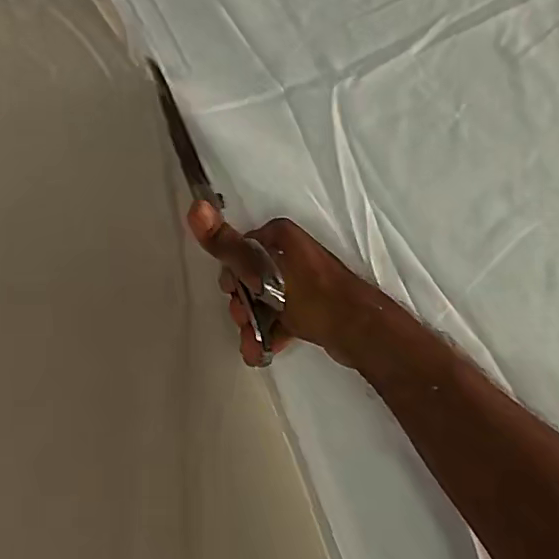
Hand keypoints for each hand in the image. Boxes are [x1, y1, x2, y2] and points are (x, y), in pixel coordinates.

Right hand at [187, 201, 382, 367]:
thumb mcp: (262, 271)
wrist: (363, 334)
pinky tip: (262, 351)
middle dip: (242, 304)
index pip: (240, 249)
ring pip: (264, 300)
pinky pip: (281, 315)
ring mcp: (303, 281)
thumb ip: (227, 246)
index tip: (232, 295)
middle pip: (250, 277)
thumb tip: (196, 206)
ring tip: (252, 344)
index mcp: (280, 237)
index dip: (231, 274)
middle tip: (243, 321)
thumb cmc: (312, 297)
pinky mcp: (312, 306)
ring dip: (253, 323)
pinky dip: (270, 331)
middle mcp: (291, 253)